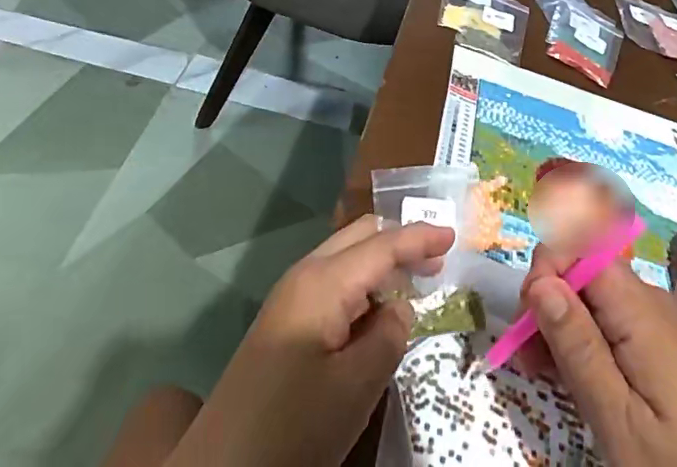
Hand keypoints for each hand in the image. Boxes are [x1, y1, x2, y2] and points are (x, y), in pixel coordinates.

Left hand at [166, 216, 453, 466]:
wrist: (223, 461)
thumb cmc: (295, 422)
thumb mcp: (356, 385)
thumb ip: (389, 336)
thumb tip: (399, 308)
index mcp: (324, 282)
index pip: (381, 245)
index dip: (419, 237)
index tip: (453, 233)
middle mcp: (305, 275)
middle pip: (359, 237)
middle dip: (399, 240)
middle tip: (439, 258)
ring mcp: (290, 297)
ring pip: (345, 258)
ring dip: (381, 263)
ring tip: (417, 282)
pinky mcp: (285, 320)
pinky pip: (333, 283)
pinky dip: (363, 285)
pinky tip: (378, 311)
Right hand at [517, 245, 676, 466]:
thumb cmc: (674, 461)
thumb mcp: (616, 415)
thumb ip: (577, 345)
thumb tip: (539, 281)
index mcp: (639, 308)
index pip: (580, 247)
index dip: (546, 269)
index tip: (528, 317)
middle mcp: (647, 299)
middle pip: (580, 269)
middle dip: (545, 298)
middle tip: (527, 353)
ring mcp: (653, 318)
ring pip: (589, 294)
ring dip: (556, 320)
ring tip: (537, 367)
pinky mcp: (655, 340)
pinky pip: (606, 317)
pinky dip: (578, 335)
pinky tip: (564, 368)